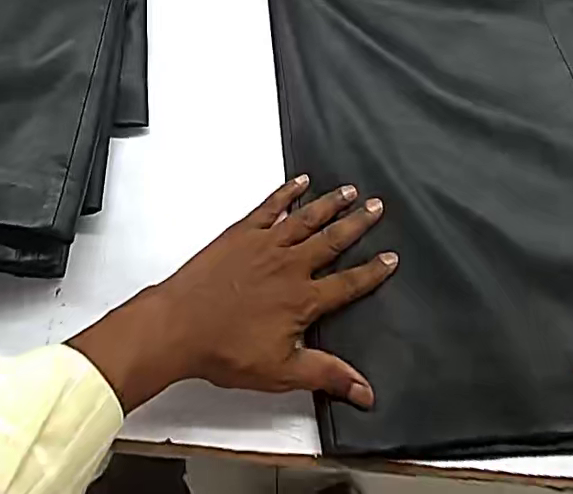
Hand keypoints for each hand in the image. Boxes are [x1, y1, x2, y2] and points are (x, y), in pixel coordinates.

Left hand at [68, 175, 397, 412]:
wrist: (181, 324)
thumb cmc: (225, 349)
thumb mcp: (280, 372)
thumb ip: (325, 374)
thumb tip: (365, 390)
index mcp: (302, 299)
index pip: (348, 283)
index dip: (372, 271)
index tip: (391, 257)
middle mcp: (289, 265)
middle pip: (333, 240)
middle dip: (358, 223)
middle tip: (377, 206)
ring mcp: (266, 244)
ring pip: (307, 218)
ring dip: (330, 203)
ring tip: (350, 190)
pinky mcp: (243, 231)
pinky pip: (271, 206)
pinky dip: (287, 192)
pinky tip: (300, 182)